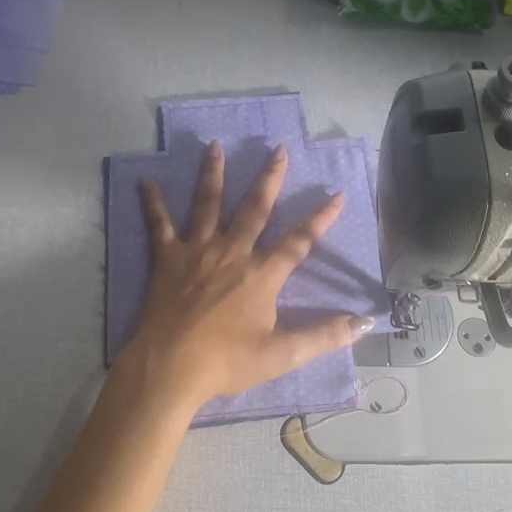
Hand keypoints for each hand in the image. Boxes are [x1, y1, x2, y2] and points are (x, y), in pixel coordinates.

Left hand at [120, 140, 374, 410]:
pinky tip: (145, 181)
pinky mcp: (167, 259)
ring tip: (214, 146)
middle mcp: (233, 252)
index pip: (299, 241)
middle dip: (269, 178)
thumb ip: (325, 336)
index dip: (320, 218)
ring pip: (208, 204)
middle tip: (277, 150)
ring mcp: (198, 251)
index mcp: (262, 274)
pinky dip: (153, 203)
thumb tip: (366, 322)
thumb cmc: (227, 362)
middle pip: (255, 208)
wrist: (171, 366)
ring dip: (213, 174)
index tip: (337, 194)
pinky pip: (159, 225)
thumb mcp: (283, 354)